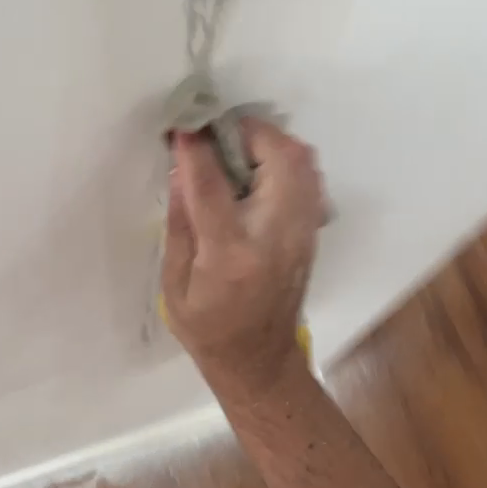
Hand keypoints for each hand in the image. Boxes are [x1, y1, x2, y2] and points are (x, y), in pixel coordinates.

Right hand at [162, 118, 324, 394]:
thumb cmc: (206, 328)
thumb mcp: (174, 284)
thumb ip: (180, 224)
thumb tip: (181, 171)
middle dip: (246, 133)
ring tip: (235, 151)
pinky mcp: (312, 232)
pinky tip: (255, 173)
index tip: (183, 127)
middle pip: (280, 159)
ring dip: (268, 143)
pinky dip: (283, 161)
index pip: (213, 186)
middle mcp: (275, 237)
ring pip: (303, 161)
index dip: (197, 150)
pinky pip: (308, 177)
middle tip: (215, 137)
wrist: (257, 359)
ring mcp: (302, 233)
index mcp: (231, 255)